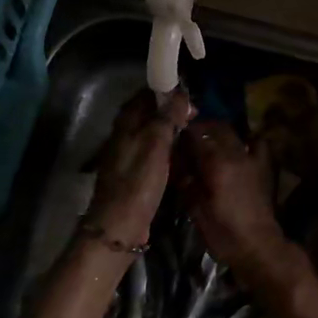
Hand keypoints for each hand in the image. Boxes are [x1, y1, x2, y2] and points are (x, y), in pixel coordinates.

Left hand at [85, 89, 192, 248]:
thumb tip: (180, 94)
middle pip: (150, 113)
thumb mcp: (156, 144)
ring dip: (171, 131)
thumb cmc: (138, 181)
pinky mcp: (134, 171)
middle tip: (196, 117)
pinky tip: (182, 155)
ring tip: (194, 134)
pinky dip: (168, 149)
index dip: (169, 92)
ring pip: (153, 132)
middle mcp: (124, 132)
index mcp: (126, 120)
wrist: (120, 225)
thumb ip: (167, 116)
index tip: (191, 97)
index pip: (147, 93)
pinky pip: (154, 151)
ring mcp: (128, 153)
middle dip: (172, 111)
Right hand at [181, 121, 312, 294]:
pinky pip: (258, 145)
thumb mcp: (196, 209)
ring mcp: (253, 159)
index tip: (174, 135)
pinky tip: (240, 150)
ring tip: (212, 142)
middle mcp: (236, 154)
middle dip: (203, 127)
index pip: (196, 136)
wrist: (258, 245)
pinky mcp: (265, 167)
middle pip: (218, 128)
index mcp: (216, 163)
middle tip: (190, 135)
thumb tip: (176, 164)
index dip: (184, 133)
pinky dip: (249, 142)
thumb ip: (186, 182)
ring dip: (223, 133)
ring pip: (237, 133)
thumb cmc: (223, 232)